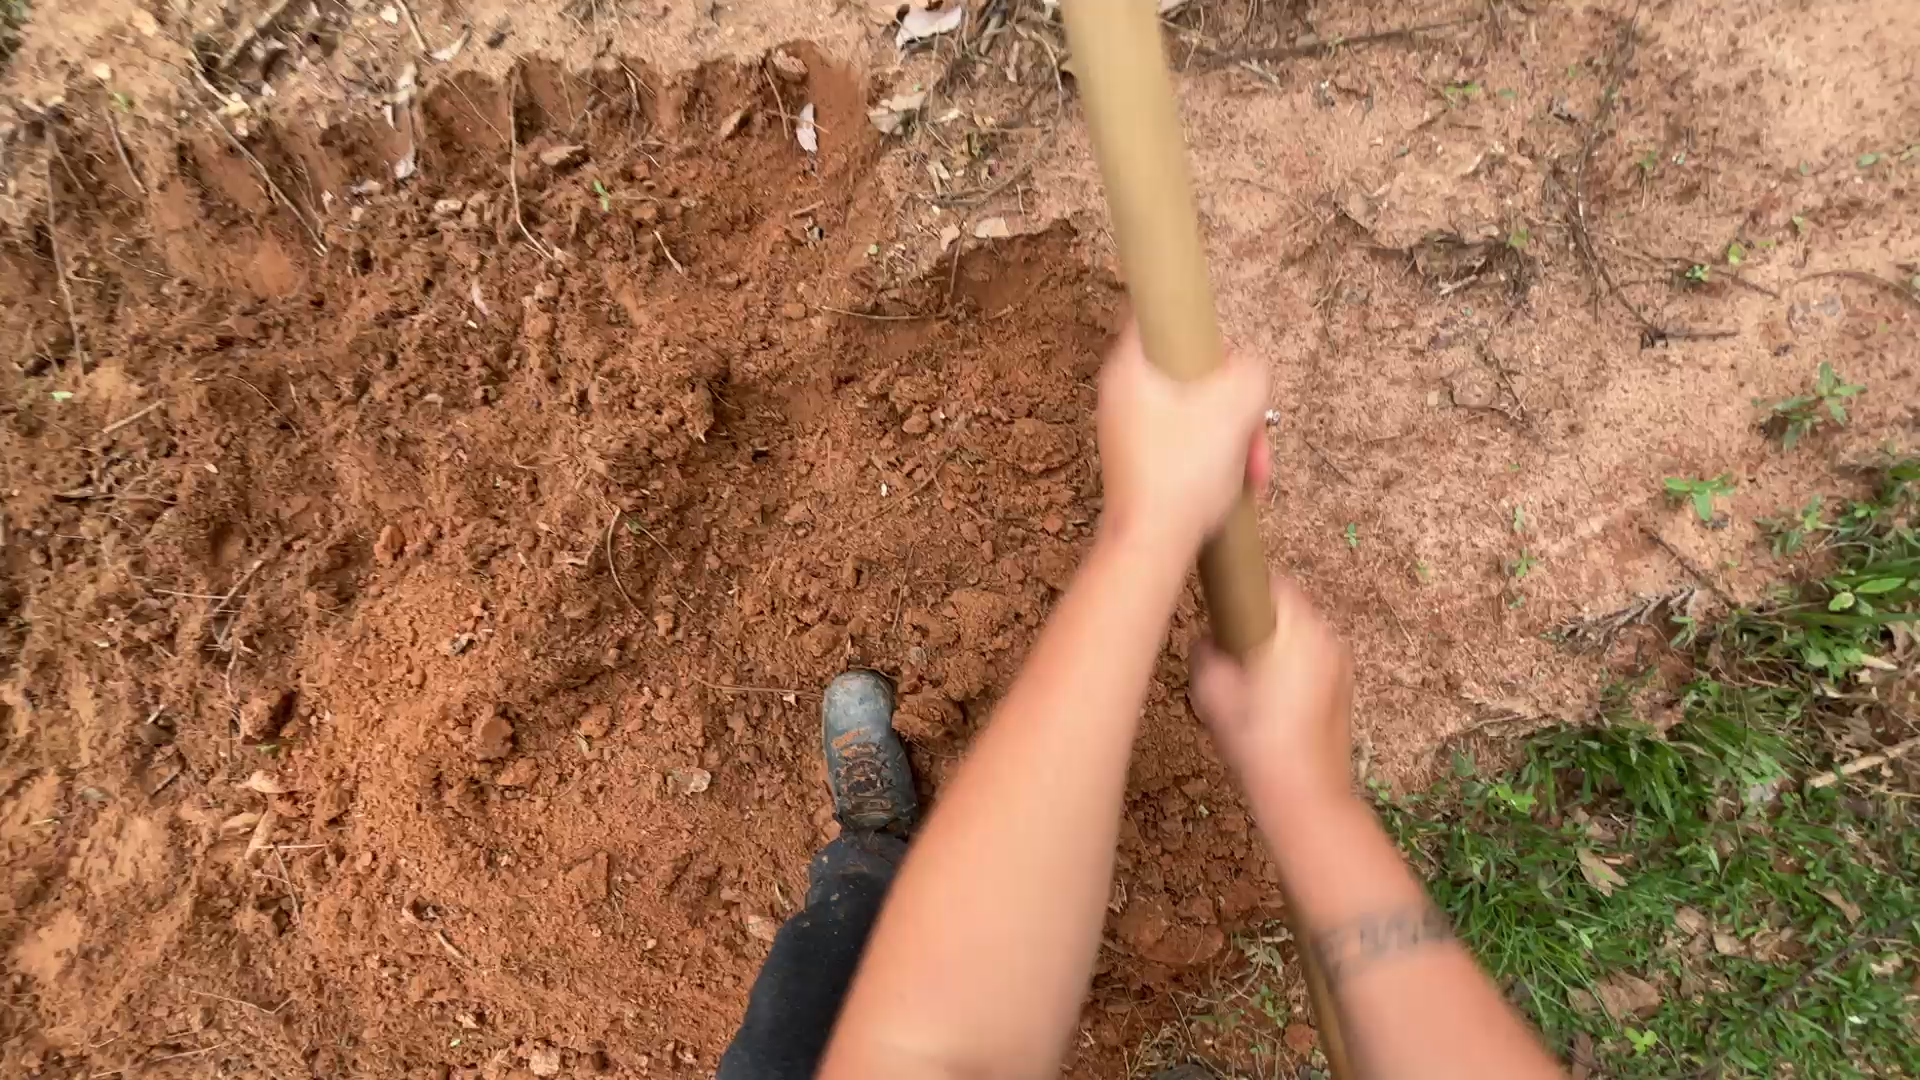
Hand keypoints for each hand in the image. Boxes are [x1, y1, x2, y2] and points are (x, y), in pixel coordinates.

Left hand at [1095, 321, 1269, 558]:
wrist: (1152, 543)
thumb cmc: (1182, 472)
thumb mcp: (1236, 404)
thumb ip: (1251, 369)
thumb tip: (1246, 371)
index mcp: (1129, 367)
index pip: (1161, 317)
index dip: (1202, 328)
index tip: (1226, 353)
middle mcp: (1121, 395)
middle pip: (1191, 374)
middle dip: (1235, 403)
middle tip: (1253, 428)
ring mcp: (1129, 431)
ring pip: (1196, 413)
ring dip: (1233, 436)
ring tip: (1253, 470)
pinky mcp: (1141, 463)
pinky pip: (1186, 443)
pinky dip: (1215, 458)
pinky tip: (1238, 483)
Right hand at [1190, 578, 1354, 805]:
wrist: (1303, 793)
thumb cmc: (1255, 735)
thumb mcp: (1211, 689)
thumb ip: (1204, 651)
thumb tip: (1206, 640)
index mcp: (1298, 628)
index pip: (1272, 582)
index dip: (1244, 587)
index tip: (1221, 602)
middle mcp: (1327, 638)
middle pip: (1288, 608)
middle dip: (1258, 618)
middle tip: (1227, 640)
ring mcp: (1341, 666)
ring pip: (1301, 635)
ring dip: (1275, 641)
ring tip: (1245, 670)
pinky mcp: (1343, 690)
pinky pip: (1312, 659)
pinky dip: (1291, 663)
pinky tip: (1267, 695)